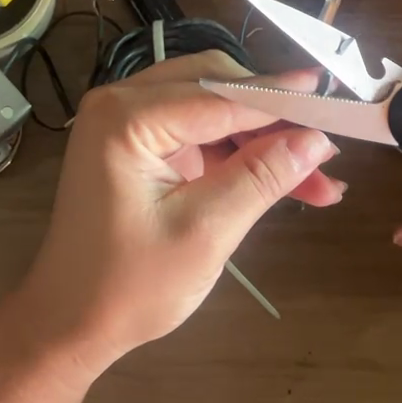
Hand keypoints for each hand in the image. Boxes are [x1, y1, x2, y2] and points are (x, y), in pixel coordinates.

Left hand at [15, 52, 346, 369]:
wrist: (71, 316)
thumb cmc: (129, 284)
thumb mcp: (205, 233)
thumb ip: (259, 178)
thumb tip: (315, 139)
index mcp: (125, 116)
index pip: (217, 96)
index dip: (278, 97)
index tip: (331, 94)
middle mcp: (120, 101)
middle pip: (212, 85)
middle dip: (270, 116)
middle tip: (325, 145)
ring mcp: (125, 118)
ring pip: (209, 105)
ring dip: (259, 136)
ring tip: (317, 176)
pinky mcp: (136, 139)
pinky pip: (195, 128)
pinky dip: (235, 150)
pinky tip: (283, 177)